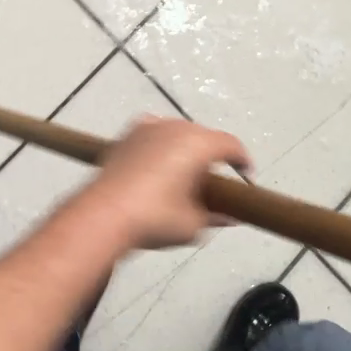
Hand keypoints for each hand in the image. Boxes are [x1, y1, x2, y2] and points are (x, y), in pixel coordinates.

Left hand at [76, 117, 250, 249]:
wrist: (105, 212)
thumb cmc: (155, 218)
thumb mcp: (194, 224)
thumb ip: (216, 215)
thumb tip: (229, 216)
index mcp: (198, 144)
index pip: (230, 144)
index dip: (242, 159)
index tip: (246, 175)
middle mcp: (175, 127)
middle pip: (203, 136)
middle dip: (212, 155)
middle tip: (215, 182)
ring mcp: (149, 126)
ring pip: (178, 132)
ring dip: (186, 148)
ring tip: (186, 174)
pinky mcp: (128, 133)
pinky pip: (155, 132)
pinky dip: (163, 144)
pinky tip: (160, 163)